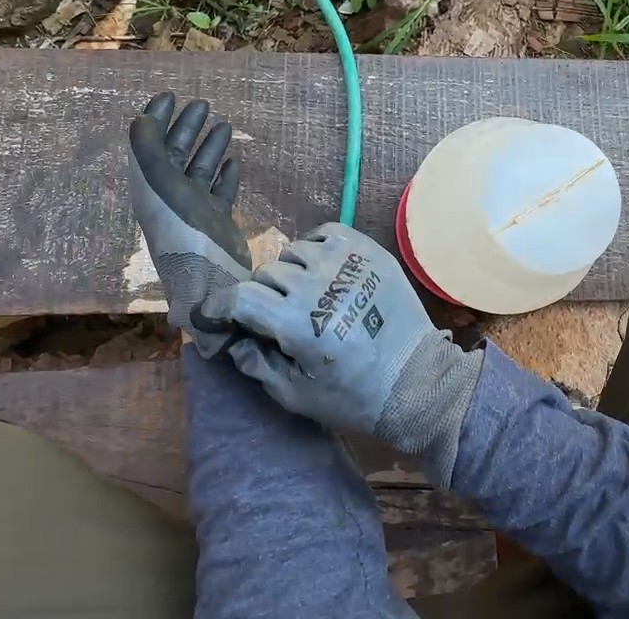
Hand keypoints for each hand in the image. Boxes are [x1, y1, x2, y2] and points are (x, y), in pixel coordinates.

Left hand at [127, 93, 251, 357]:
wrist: (210, 280)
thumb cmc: (185, 228)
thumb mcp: (162, 184)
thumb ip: (149, 150)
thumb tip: (140, 119)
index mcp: (151, 186)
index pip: (149, 144)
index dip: (156, 118)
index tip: (171, 95)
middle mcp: (170, 196)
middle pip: (175, 154)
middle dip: (186, 127)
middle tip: (203, 104)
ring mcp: (194, 210)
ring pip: (199, 170)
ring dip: (208, 146)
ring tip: (224, 125)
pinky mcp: (216, 223)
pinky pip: (220, 192)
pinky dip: (225, 174)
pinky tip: (235, 162)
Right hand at [202, 223, 481, 484]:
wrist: (415, 379)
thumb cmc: (353, 396)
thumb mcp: (295, 394)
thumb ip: (256, 364)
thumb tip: (230, 339)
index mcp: (295, 322)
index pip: (240, 297)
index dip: (219, 305)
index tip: (213, 313)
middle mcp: (317, 283)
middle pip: (266, 272)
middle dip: (259, 293)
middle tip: (269, 313)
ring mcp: (345, 262)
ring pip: (295, 250)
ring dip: (289, 270)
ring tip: (301, 292)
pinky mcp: (369, 251)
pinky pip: (326, 233)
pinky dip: (316, 247)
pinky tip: (321, 269)